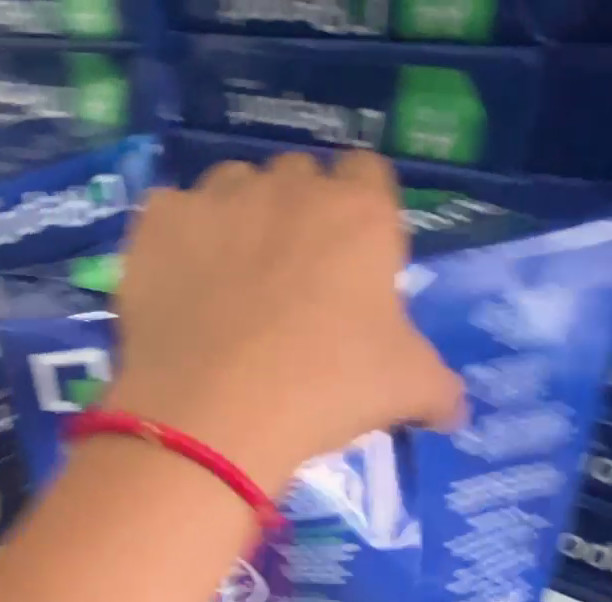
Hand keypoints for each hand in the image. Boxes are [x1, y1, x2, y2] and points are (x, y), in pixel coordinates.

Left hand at [106, 151, 465, 491]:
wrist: (216, 414)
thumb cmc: (324, 390)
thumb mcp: (404, 390)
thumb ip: (439, 388)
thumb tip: (454, 410)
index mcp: (359, 212)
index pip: (369, 176)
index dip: (359, 212)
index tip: (348, 259)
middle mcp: (289, 186)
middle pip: (298, 178)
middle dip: (297, 215)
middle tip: (287, 283)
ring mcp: (217, 198)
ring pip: (233, 187)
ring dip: (237, 219)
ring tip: (227, 284)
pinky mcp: (158, 223)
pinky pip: (171, 215)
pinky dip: (177, 242)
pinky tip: (177, 289)